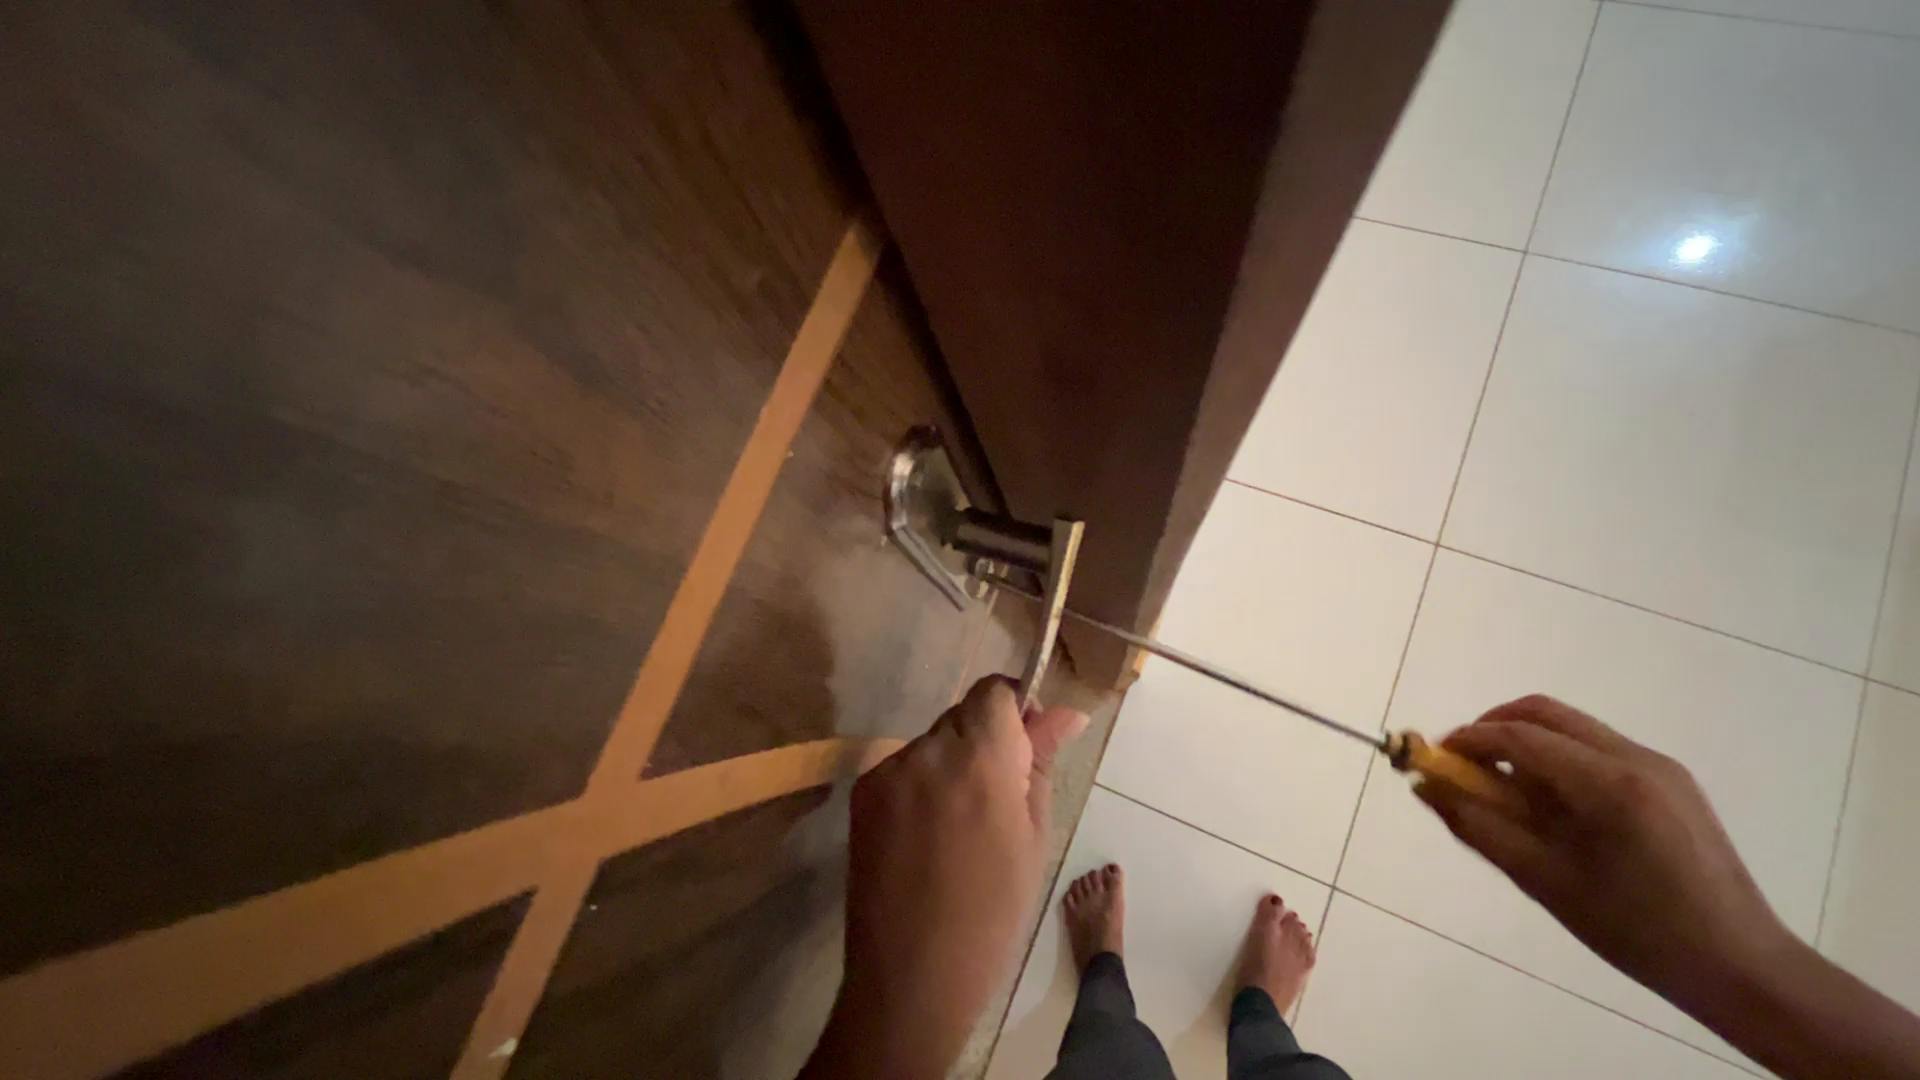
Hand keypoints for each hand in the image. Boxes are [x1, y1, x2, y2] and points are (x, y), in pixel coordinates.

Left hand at [804, 676, 1087, 1079]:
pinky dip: (922, 785)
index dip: (1016, 707)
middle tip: (1000, 796)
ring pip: (933, 742)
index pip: (995, 691)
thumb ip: (1040, 761)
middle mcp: (926, 751)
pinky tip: (928, 836)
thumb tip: (1065, 712)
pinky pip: (904, 768)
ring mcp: (887, 771)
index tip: (1028, 742)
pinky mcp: (861, 793)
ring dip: (953, 763)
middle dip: (986, 739)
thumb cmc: (992, 914)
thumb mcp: (1032, 836)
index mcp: (978, 760)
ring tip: (961, 826)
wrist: (911, 976)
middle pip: (962, 714)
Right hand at [1416, 695, 1790, 1009]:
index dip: (1466, 740)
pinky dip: (1555, 758)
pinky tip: (1552, 806)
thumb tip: (1424, 786)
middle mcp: (1636, 758)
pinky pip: (1594, 747)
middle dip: (1491, 728)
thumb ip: (1477, 827)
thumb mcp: (1543, 881)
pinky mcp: (1670, 779)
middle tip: (1464, 766)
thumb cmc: (1635, 930)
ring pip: (1568, 725)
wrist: (1743, 967)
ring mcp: (1659, 765)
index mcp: (1609, 785)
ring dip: (1523, 742)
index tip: (1434, 761)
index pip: (1518, 735)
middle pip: (1542, 712)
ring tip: (1506, 793)